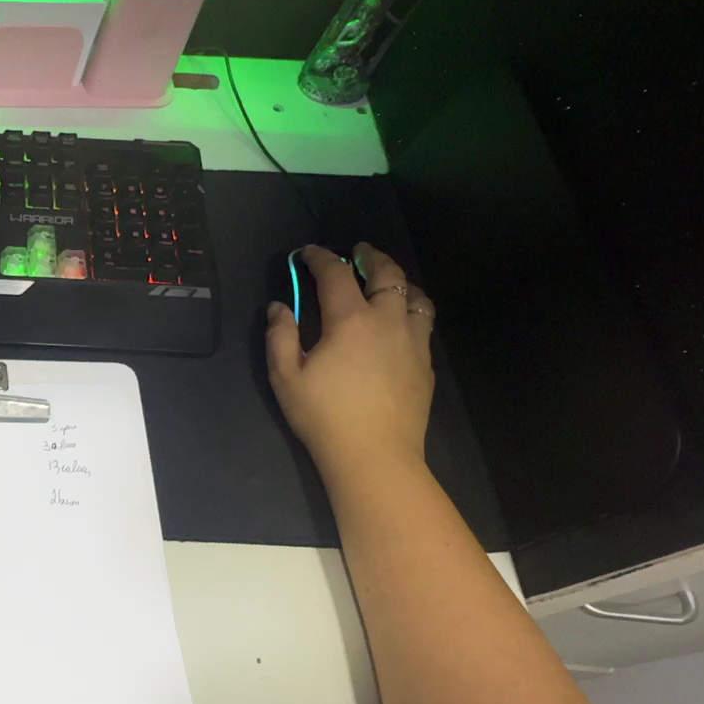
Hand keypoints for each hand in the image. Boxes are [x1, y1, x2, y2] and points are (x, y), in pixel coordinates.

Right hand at [265, 243, 435, 476]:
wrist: (373, 452)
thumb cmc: (322, 416)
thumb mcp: (285, 378)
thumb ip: (280, 337)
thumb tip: (279, 306)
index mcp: (349, 321)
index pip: (335, 276)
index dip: (320, 259)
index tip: (308, 252)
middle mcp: (386, 320)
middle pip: (386, 274)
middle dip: (370, 257)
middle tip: (358, 251)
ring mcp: (412, 339)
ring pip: (413, 294)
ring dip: (398, 280)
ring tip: (387, 279)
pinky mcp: (425, 360)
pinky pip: (423, 320)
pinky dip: (411, 306)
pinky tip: (402, 316)